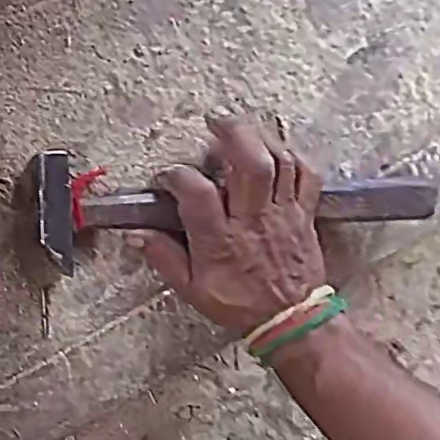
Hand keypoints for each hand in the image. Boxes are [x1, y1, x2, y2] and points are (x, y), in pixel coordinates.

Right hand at [125, 115, 326, 331]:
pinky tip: (275, 148)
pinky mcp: (302, 213)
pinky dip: (291, 154)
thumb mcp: (189, 287)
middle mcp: (252, 220)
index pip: (197, 194)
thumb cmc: (238, 303)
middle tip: (214, 122)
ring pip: (279, 162)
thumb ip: (162, 257)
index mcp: (219, 240)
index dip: (177, 177)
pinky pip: (304, 174)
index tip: (165, 178)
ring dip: (260, 137)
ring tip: (241, 127)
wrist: (290, 317)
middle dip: (232, 135)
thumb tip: (135, 236)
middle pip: (250, 163)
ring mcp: (282, 213)